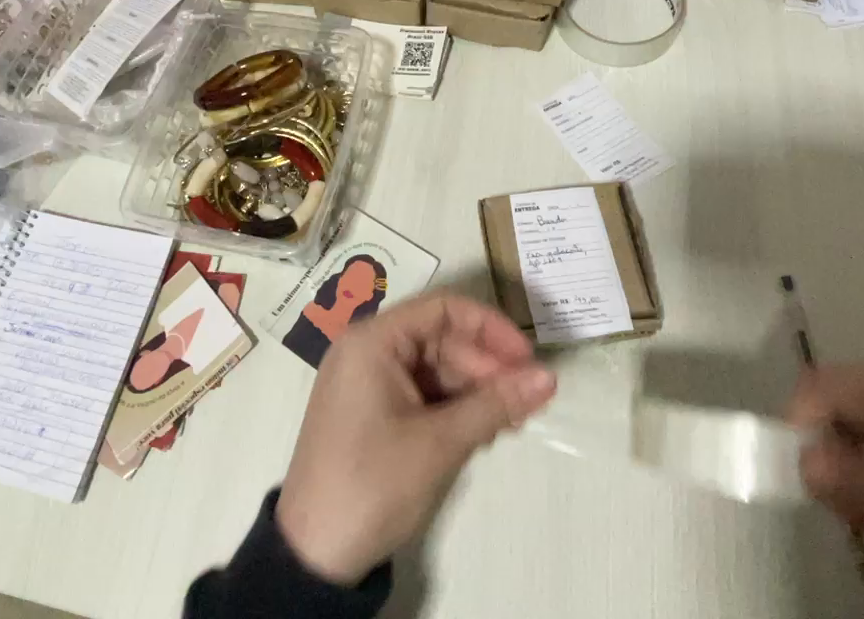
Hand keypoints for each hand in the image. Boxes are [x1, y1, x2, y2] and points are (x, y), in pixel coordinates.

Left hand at [276, 293, 556, 584]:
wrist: (315, 554)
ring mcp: (368, 383)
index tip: (528, 359)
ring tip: (511, 421)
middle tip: (527, 401)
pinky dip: (454, 407)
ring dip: (475, 389)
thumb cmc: (373, 484)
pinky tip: (484, 430)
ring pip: (435, 368)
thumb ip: (495, 404)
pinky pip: (423, 393)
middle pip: (441, 338)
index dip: (489, 328)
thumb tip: (548, 377)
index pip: (442, 309)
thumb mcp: (439, 443)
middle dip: (486, 366)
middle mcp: (368, 352)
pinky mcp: (373, 413)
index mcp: (372, 342)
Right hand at [788, 364, 863, 618]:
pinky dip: (861, 437)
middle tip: (827, 494)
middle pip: (841, 383)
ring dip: (837, 437)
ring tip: (850, 495)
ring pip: (856, 393)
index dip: (801, 420)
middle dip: (818, 432)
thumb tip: (801, 461)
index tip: (798, 473)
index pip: (836, 385)